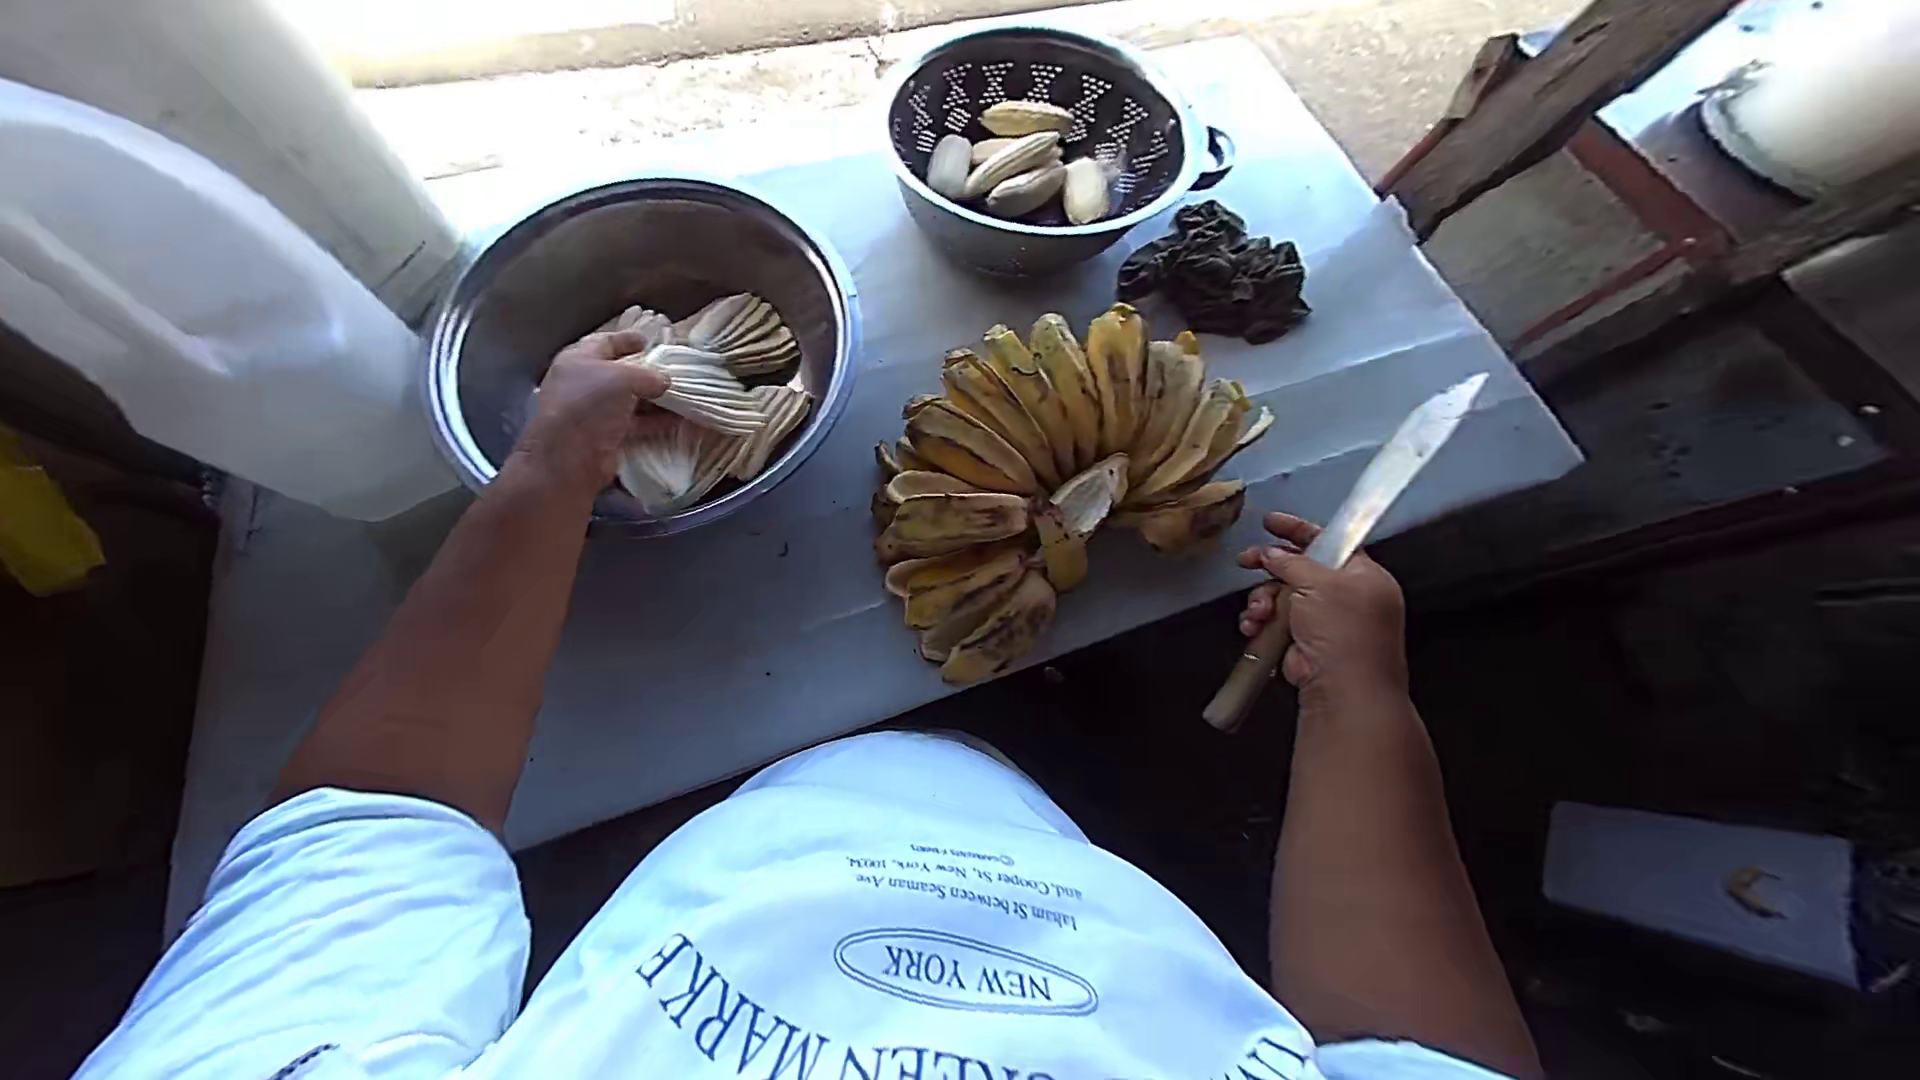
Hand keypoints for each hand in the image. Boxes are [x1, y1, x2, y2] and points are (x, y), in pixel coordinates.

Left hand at [509, 329, 669, 493]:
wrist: (571, 456)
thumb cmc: (589, 404)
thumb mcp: (622, 378)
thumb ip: (648, 375)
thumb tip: (665, 380)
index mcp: (579, 360)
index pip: (604, 342)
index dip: (626, 339)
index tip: (648, 339)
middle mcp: (585, 384)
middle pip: (620, 372)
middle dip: (647, 371)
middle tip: (672, 369)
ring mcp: (597, 411)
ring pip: (632, 400)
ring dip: (658, 399)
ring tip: (684, 395)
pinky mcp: (609, 435)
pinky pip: (639, 423)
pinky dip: (658, 421)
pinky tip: (680, 419)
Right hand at [1236, 512, 1407, 705]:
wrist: (1343, 686)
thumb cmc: (1342, 629)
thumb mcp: (1319, 583)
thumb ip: (1291, 561)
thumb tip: (1270, 553)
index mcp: (1362, 575)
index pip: (1328, 542)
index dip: (1298, 530)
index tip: (1269, 522)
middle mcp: (1344, 595)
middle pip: (1297, 568)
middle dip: (1268, 568)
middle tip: (1244, 561)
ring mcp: (1321, 620)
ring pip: (1279, 595)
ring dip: (1261, 600)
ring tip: (1258, 613)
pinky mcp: (1301, 640)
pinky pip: (1273, 620)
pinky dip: (1260, 622)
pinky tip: (1254, 627)